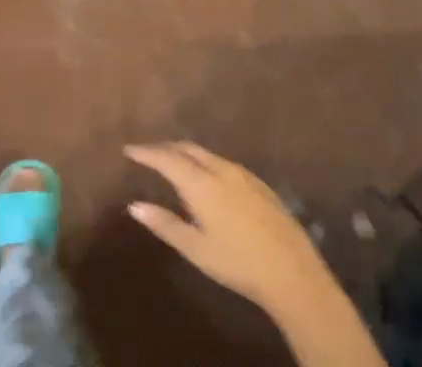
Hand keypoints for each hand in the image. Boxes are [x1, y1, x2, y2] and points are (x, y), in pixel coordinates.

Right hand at [125, 142, 334, 313]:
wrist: (292, 272)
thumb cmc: (237, 263)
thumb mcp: (196, 249)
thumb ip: (165, 224)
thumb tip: (134, 205)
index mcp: (202, 184)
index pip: (167, 159)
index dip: (146, 153)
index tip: (129, 150)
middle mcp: (222, 171)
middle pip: (189, 149)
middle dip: (166, 148)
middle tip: (149, 154)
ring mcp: (245, 176)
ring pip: (209, 155)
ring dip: (188, 154)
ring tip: (175, 163)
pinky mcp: (261, 185)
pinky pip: (225, 164)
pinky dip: (207, 163)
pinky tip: (209, 178)